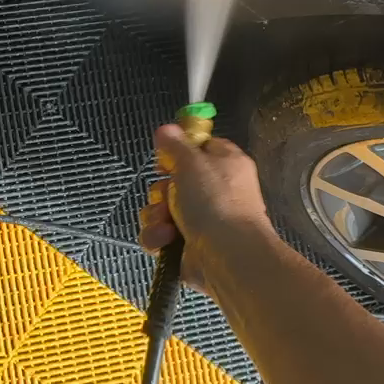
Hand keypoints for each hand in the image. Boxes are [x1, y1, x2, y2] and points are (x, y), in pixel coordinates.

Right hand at [137, 124, 275, 293]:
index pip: (198, 148)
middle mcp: (213, 191)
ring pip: (160, 209)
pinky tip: (166, 239)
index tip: (166, 158)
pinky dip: (158, 236)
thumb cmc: (215, 201)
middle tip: (168, 195)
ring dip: (156, 215)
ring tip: (167, 224)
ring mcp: (200, 220)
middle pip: (172, 180)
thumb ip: (174, 144)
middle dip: (161, 190)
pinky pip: (159, 234)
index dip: (179, 151)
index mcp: (224, 164)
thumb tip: (166, 128)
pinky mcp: (185, 245)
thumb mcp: (192, 162)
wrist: (227, 255)